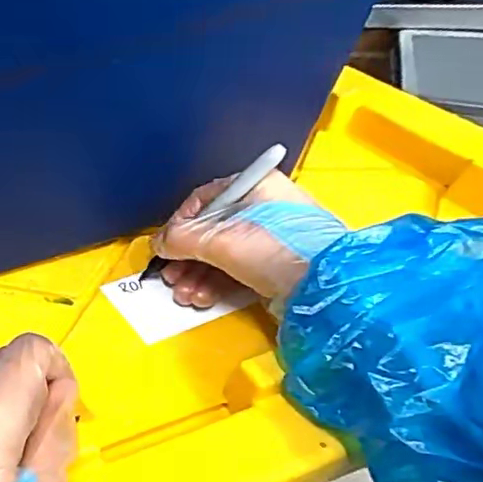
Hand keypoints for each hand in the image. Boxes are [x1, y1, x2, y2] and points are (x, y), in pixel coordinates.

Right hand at [151, 171, 347, 309]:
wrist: (323, 287)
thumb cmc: (281, 250)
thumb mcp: (220, 239)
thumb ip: (181, 238)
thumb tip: (159, 242)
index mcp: (254, 185)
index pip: (203, 200)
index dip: (179, 225)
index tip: (165, 246)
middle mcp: (263, 208)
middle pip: (210, 231)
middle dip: (186, 258)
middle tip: (171, 275)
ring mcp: (271, 238)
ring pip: (222, 254)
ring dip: (197, 275)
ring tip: (186, 292)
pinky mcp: (275, 265)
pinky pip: (237, 270)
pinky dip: (216, 283)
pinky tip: (203, 296)